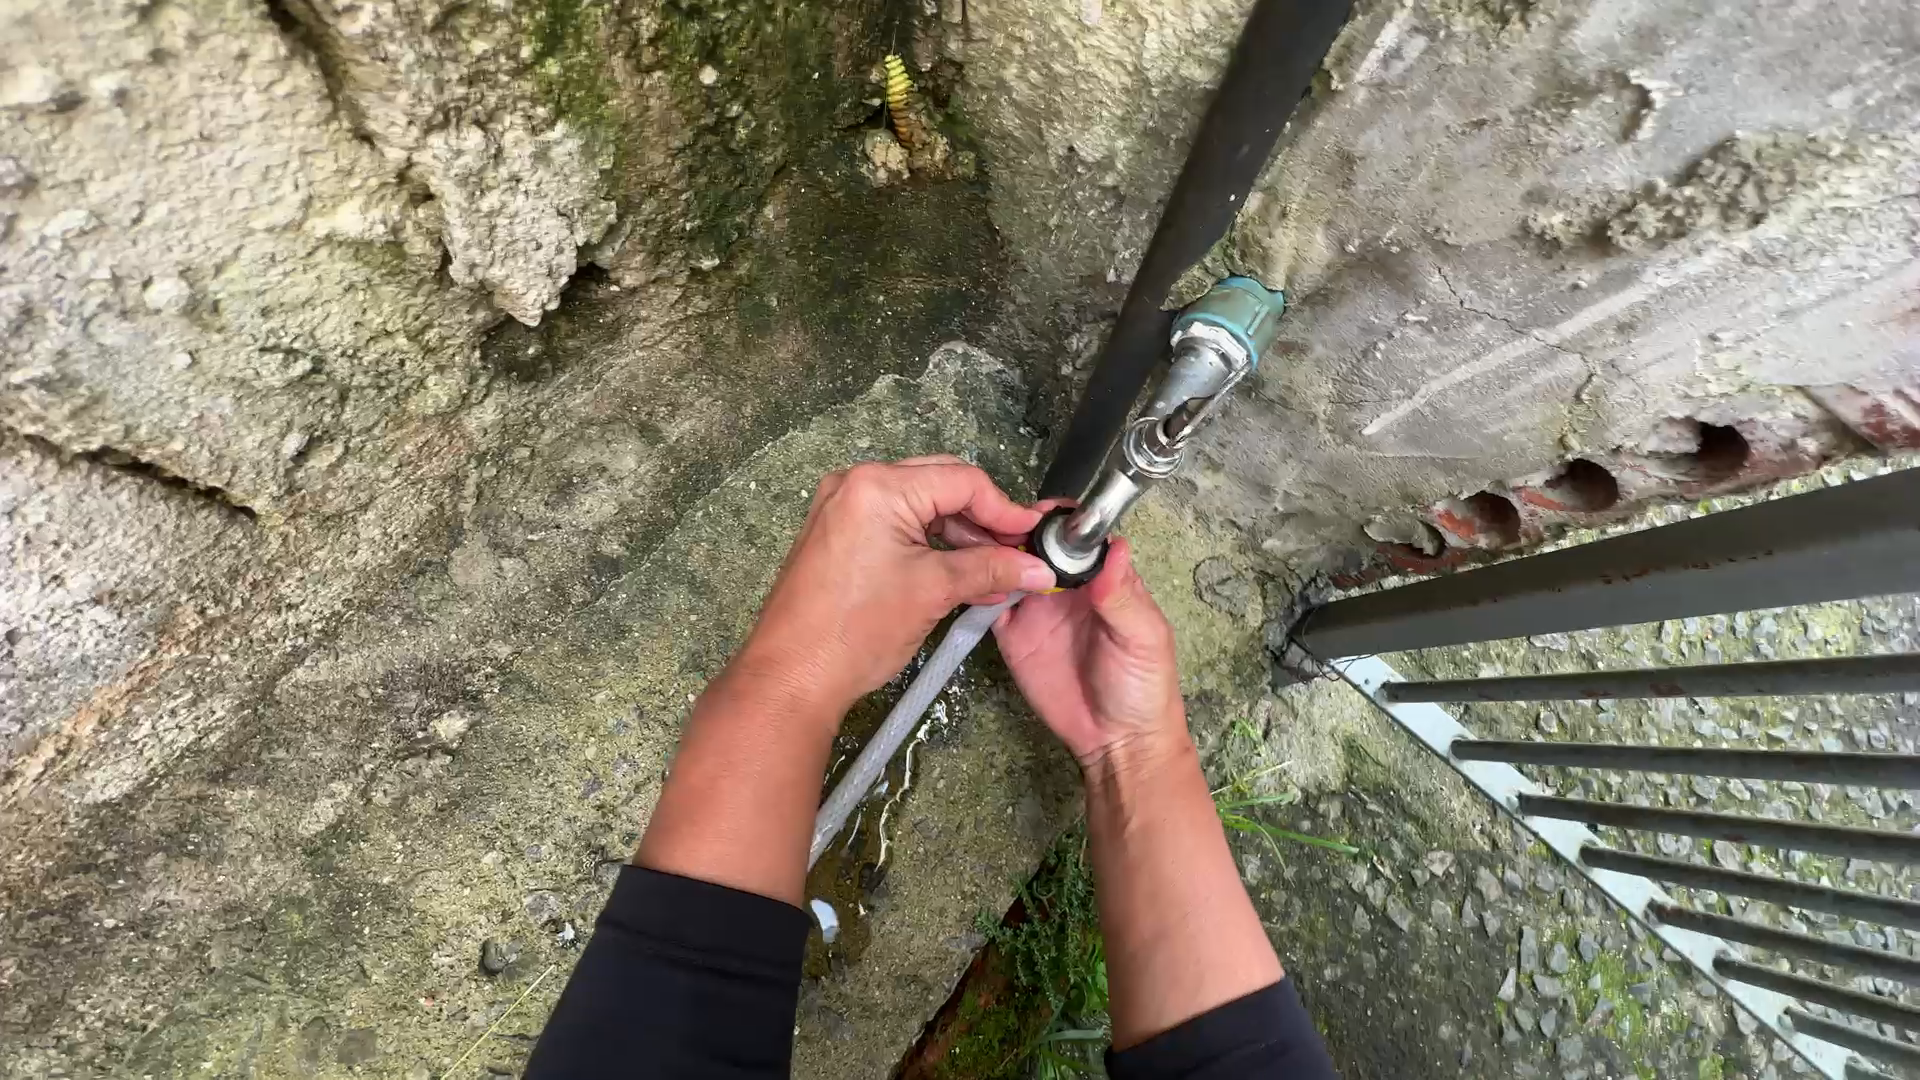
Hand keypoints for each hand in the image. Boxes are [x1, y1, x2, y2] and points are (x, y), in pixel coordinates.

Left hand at [736, 456, 1055, 712]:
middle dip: (983, 520)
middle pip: (941, 485)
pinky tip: (958, 572)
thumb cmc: (855, 632)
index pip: (962, 481)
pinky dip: (929, 544)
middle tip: (1015, 552)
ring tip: (992, 572)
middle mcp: (857, 484)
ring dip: (959, 535)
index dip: (1005, 509)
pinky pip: (896, 524)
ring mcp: (843, 507)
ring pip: (920, 506)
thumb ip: (991, 569)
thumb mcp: (934, 591)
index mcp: (878, 486)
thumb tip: (1038, 568)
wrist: (792, 677)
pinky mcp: (838, 532)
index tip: (1032, 536)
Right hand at [992, 538, 1185, 766]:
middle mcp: (1067, 586)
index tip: (1045, 512)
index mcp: (1103, 578)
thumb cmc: (1143, 685)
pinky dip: (980, 585)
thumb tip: (1115, 547)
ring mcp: (1037, 608)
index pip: (1081, 537)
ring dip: (996, 550)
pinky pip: (992, 601)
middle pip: (1040, 544)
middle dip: (1021, 528)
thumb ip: (1123, 594)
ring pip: (1012, 566)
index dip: (1064, 520)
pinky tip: (972, 576)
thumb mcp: (1143, 637)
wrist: (1115, 742)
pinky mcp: (1012, 633)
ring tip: (982, 543)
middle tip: (1003, 525)